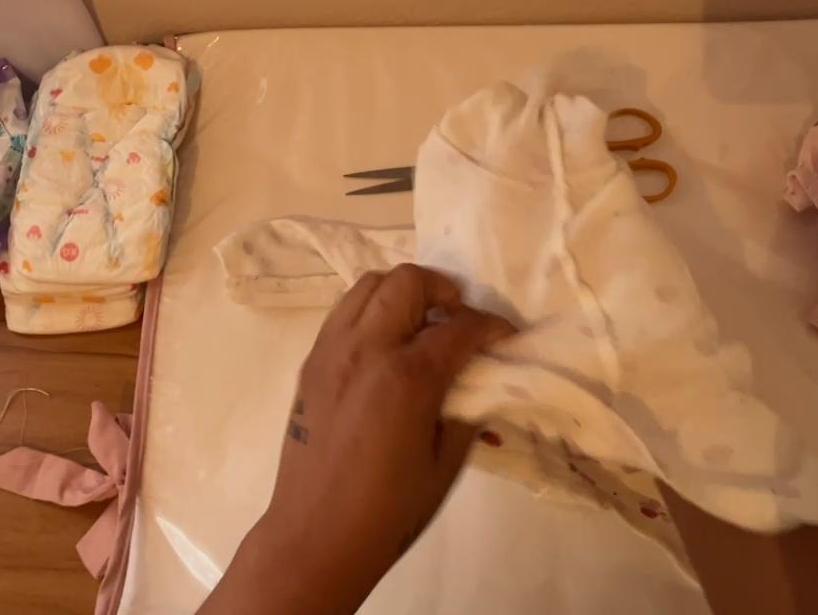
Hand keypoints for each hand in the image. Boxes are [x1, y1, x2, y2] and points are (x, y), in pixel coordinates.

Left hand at [200, 264, 515, 614]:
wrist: (315, 535)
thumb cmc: (388, 510)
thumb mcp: (444, 463)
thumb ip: (466, 408)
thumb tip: (480, 378)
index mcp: (405, 377)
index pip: (458, 328)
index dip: (491, 326)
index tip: (506, 334)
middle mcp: (365, 348)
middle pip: (407, 281)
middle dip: (442, 289)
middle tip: (458, 317)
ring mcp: (332, 348)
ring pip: (369, 283)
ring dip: (402, 292)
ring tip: (420, 322)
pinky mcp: (311, 359)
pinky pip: (344, 310)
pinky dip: (370, 309)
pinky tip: (385, 342)